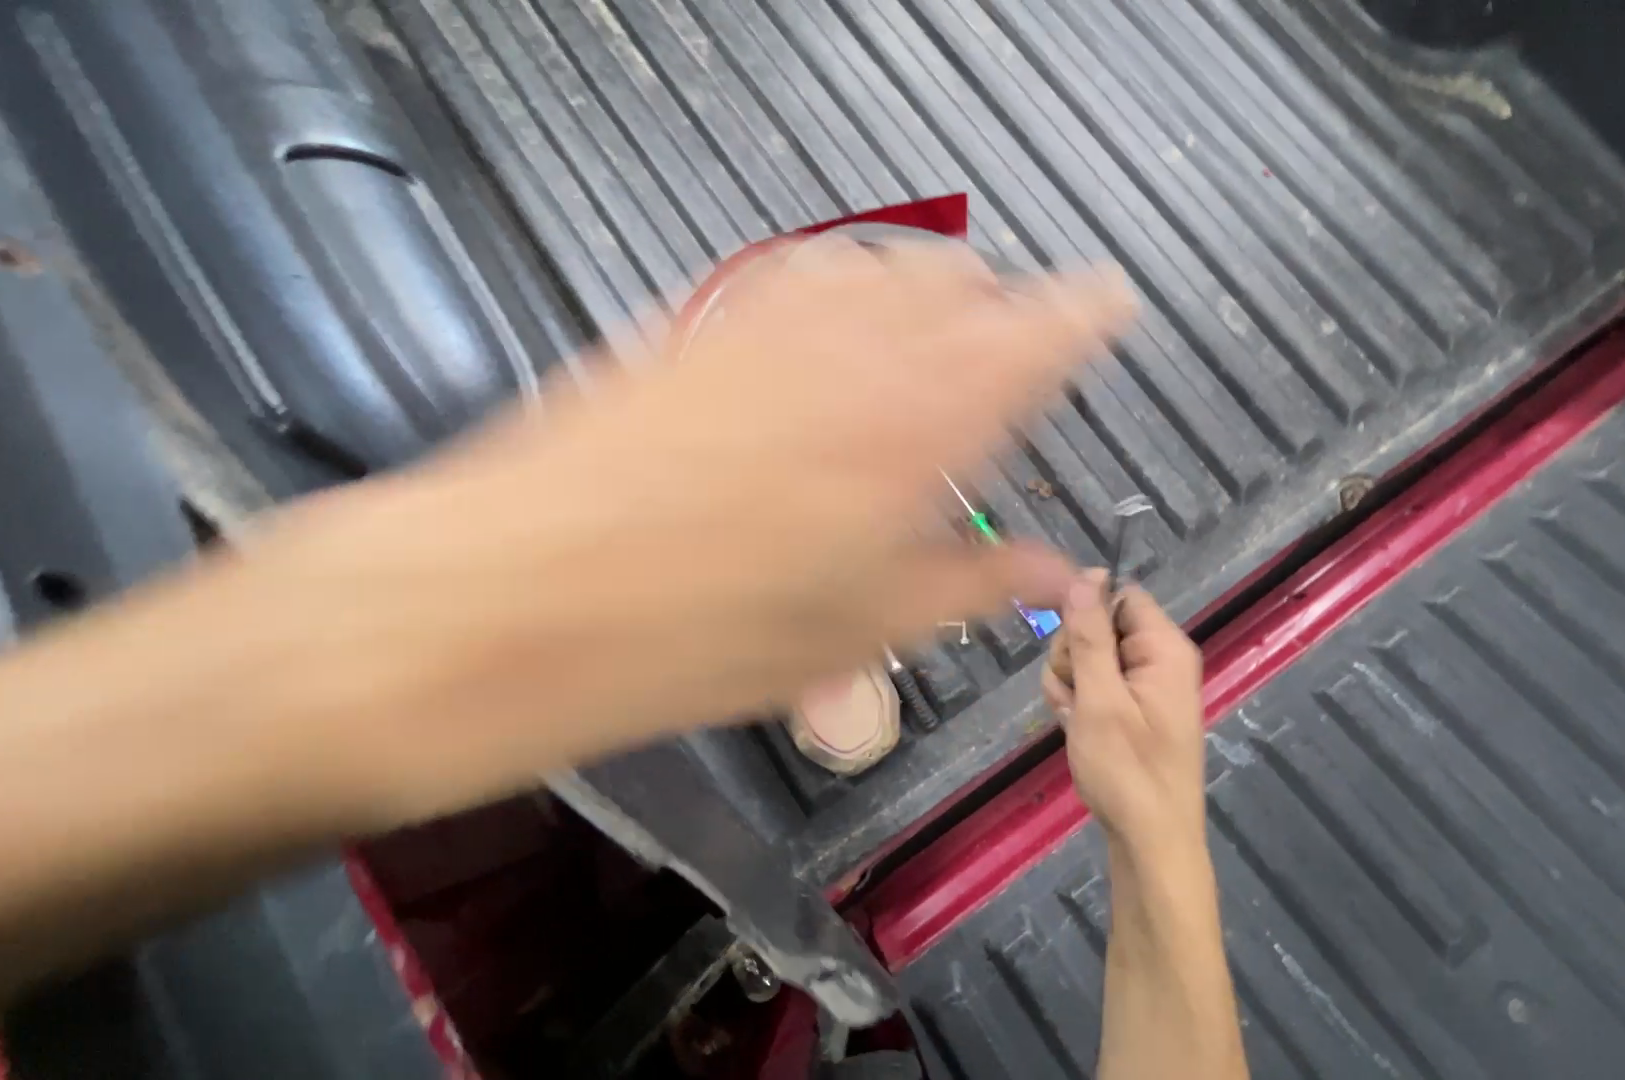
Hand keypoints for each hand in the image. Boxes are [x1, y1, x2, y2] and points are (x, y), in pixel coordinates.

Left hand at [247, 238, 1134, 820]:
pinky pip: (800, 279)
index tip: (1105, 308)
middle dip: (999, 315)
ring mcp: (772, 317)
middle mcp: (856, 343)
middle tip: (999, 371)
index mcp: (923, 416)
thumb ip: (978, 585)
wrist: (519, 594)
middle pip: (965, 283)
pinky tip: (824, 351)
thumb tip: (1054, 577)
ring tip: (917, 361)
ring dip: (920, 301)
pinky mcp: (700, 318)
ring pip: (884, 268)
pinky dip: (839, 300)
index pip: (1042, 328)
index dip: (1085, 313)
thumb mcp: (865, 628)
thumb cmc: (697, 629)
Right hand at [1043, 573, 1207, 853]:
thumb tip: (1087, 573)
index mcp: (1164, 648)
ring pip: (1087, 657)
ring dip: (1068, 684)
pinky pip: (1093, 685)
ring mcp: (1144, 686)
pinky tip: (1076, 729)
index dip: (1085, 613)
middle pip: (1098, 625)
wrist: (1149, 843)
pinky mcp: (1131, 709)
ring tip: (1076, 720)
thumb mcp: (1099, 698)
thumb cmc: (1127, 770)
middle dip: (1072, 656)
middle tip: (1076, 696)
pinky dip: (1076, 703)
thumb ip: (1089, 634)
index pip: (1119, 596)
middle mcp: (1159, 660)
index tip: (1066, 644)